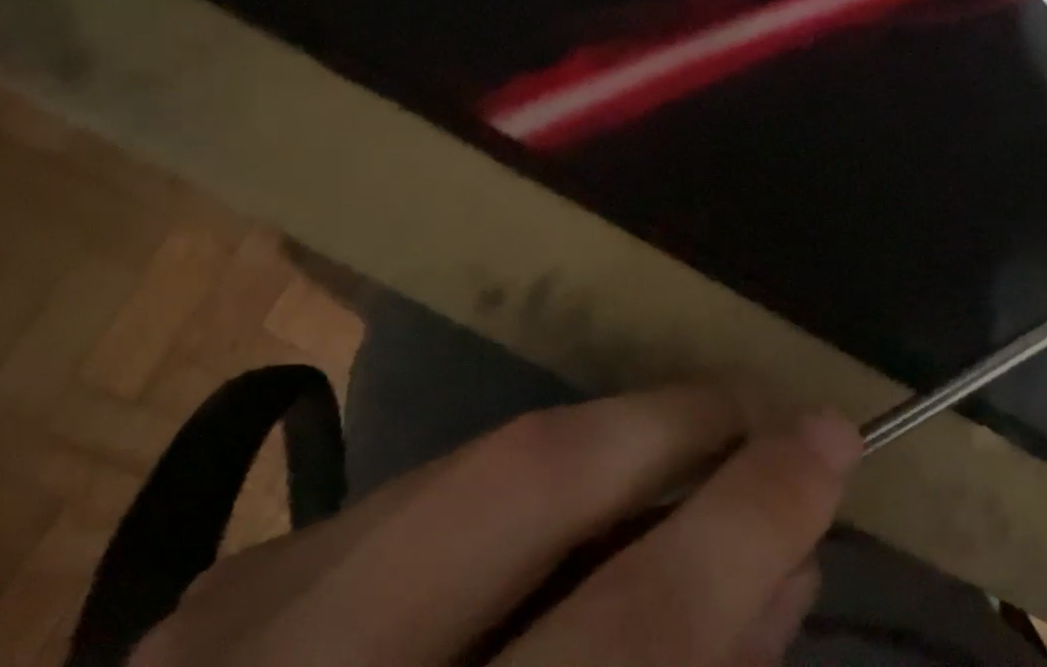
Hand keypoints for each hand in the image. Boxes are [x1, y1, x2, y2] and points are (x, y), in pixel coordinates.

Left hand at [128, 387, 860, 666]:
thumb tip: (783, 562)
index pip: (638, 624)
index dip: (753, 514)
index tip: (832, 440)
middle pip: (524, 485)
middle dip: (672, 423)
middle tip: (763, 408)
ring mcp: (224, 638)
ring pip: (459, 467)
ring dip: (596, 445)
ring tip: (682, 447)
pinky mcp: (213, 600)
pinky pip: (406, 495)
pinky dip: (506, 491)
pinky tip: (554, 519)